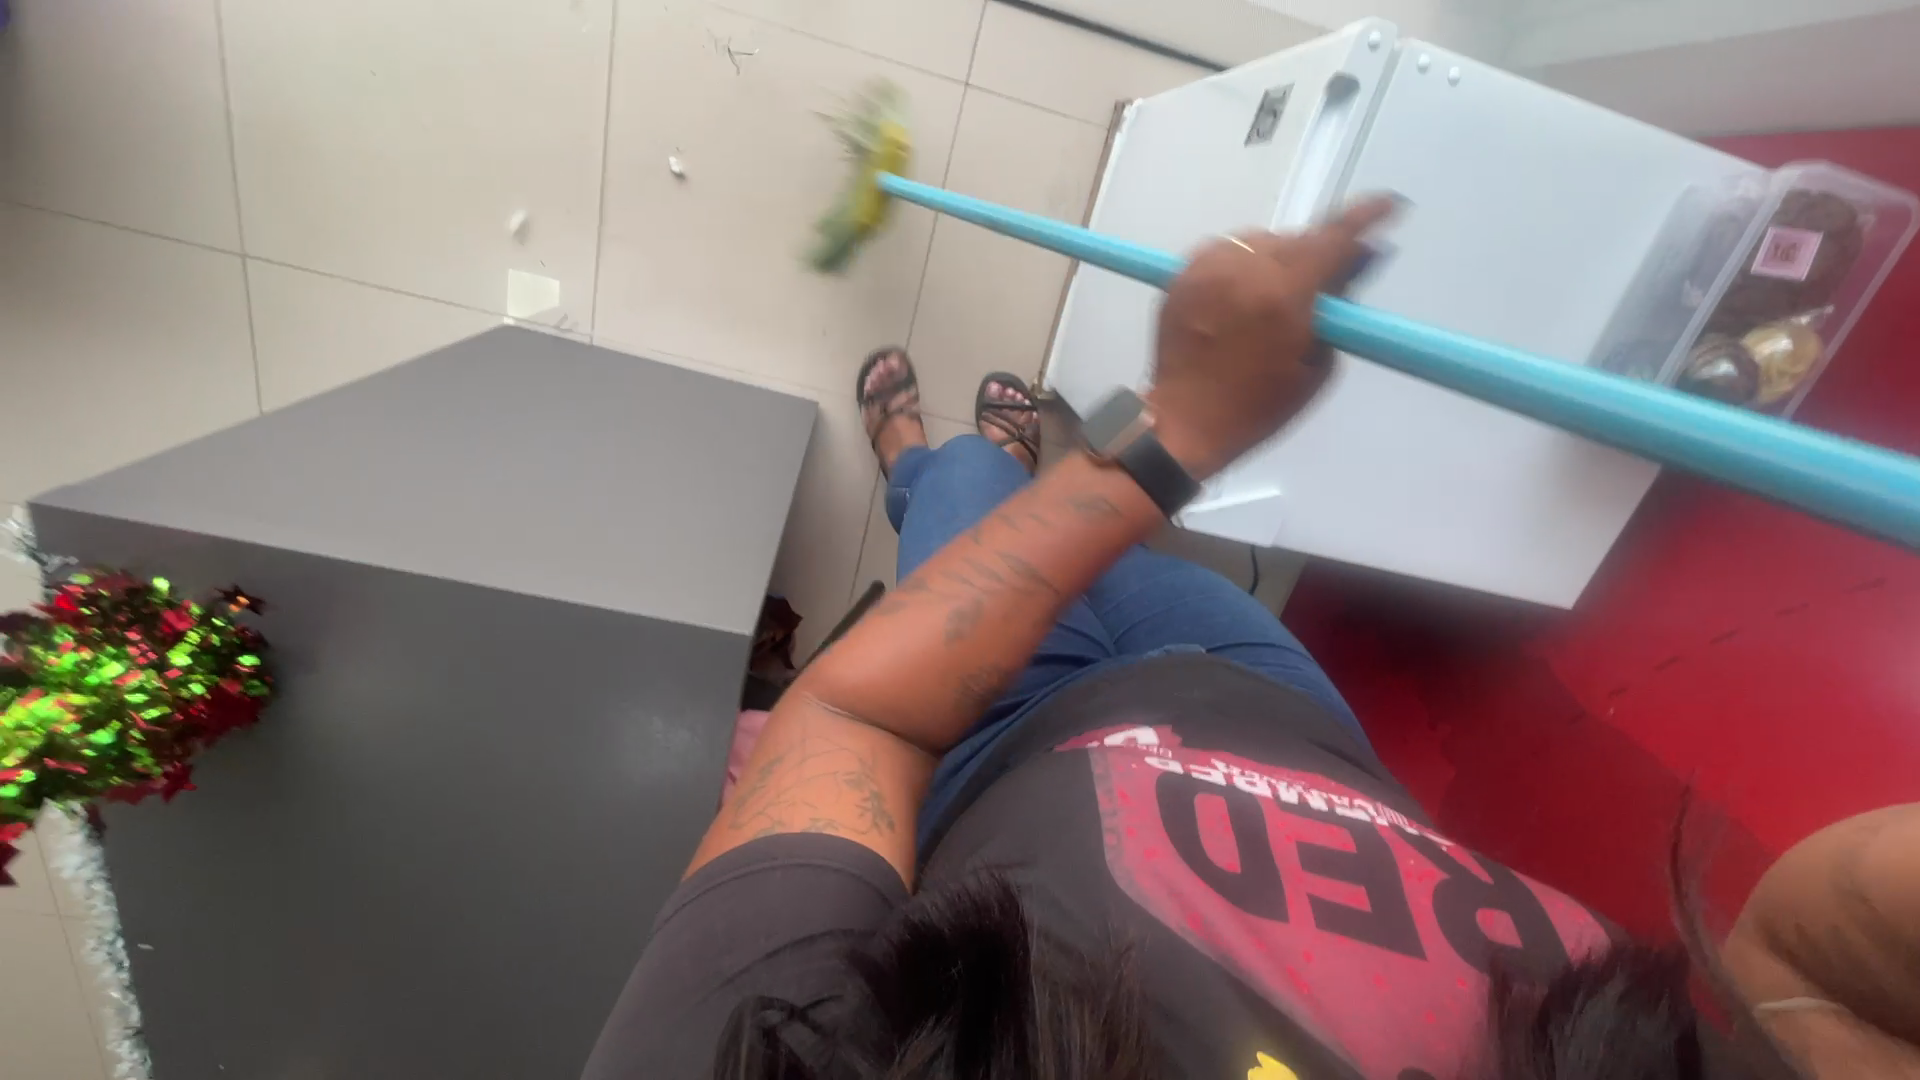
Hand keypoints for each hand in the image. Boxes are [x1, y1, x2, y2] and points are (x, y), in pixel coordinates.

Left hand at [1146, 198, 1395, 479]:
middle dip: (1314, 254)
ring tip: (1271, 294)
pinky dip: (1237, 265)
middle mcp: (1241, 272)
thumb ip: (1336, 311)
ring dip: (1273, 258)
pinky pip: (1221, 252)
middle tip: (1316, 284)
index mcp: (1281, 296)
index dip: (1366, 217)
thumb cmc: (1254, 408)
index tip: (1387, 207)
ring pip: (1255, 241)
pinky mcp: (1179, 278)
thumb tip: (1353, 264)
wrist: (1183, 423)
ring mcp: (1204, 272)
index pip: (1333, 239)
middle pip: (1294, 239)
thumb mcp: (1315, 368)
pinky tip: (1239, 293)